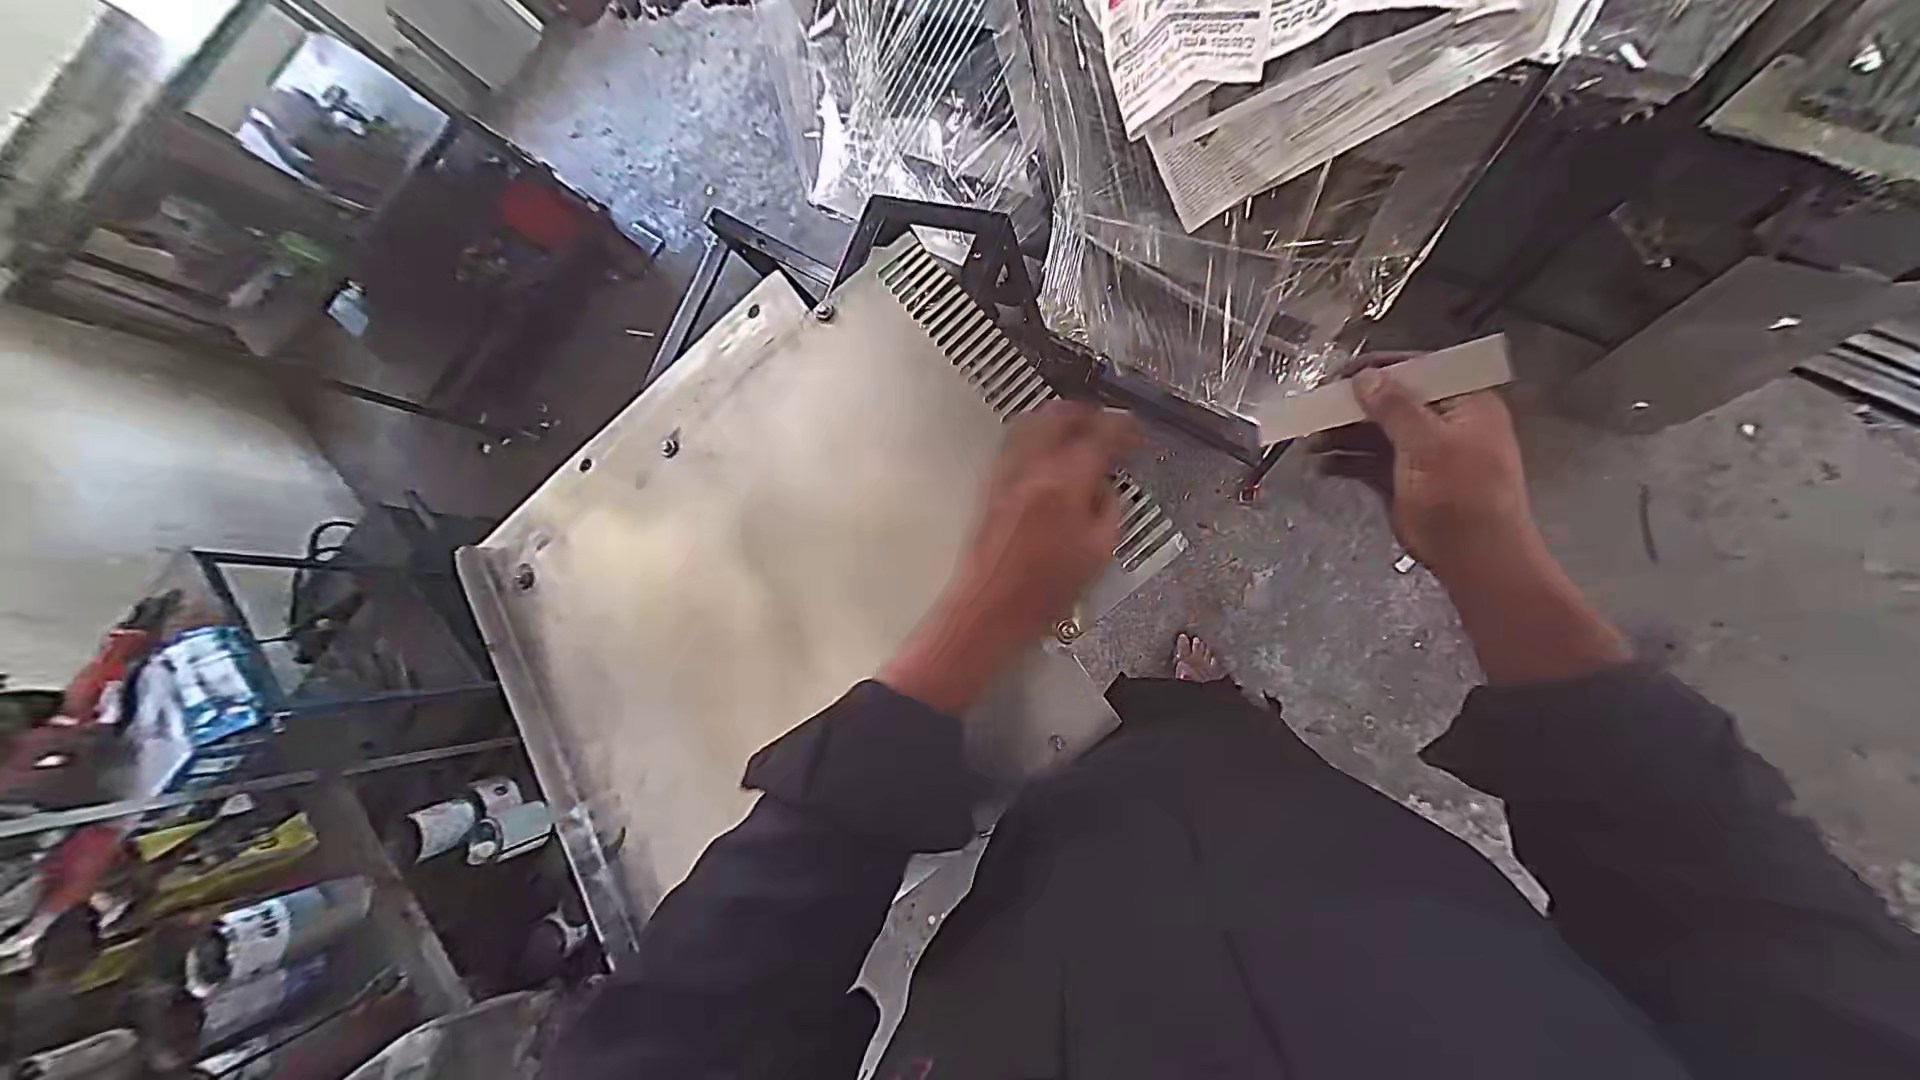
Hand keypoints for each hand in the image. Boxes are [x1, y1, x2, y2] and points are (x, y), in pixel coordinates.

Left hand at [881, 402, 1137, 713]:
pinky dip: (1035, 437)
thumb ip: (1109, 509)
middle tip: (1107, 422)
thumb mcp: (1098, 552)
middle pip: (1061, 415)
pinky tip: (1044, 450)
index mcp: (1065, 483)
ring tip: (1077, 427)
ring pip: (1032, 423)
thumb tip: (1107, 491)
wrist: (991, 608)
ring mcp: (1006, 476)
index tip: (1134, 432)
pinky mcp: (990, 488)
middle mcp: (1032, 471)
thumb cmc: (1039, 591)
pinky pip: (1014, 445)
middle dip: (1089, 413)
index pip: (1101, 436)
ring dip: (1059, 418)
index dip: (1124, 428)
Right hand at [1315, 366, 1538, 584]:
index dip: (1379, 370)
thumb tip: (1363, 377)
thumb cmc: (1460, 493)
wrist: (1472, 553)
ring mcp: (1420, 453)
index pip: (1419, 372)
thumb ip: (1395, 407)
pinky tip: (1322, 465)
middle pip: (1389, 404)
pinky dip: (1344, 462)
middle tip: (1315, 409)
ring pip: (1373, 434)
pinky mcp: (1401, 479)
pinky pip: (1366, 462)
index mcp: (1464, 404)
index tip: (1339, 375)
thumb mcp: (1428, 443)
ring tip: (1311, 442)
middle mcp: (1442, 423)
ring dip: (1341, 436)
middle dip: (1351, 408)